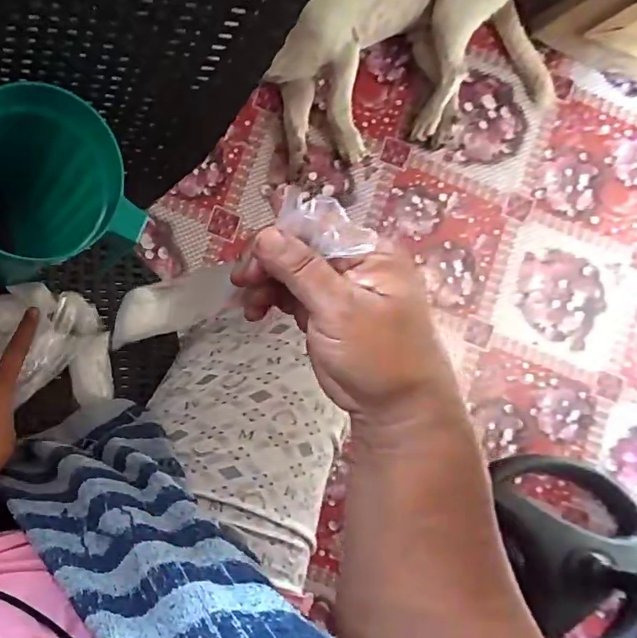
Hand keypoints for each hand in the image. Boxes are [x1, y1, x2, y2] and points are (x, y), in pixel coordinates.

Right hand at [230, 228, 459, 430]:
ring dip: (263, 285)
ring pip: (288, 272)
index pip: (313, 230)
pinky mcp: (324, 311)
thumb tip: (266, 235)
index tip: (249, 268)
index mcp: (369, 253)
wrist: (394, 407)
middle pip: (296, 249)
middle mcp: (354, 264)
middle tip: (241, 286)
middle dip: (265, 266)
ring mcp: (338, 288)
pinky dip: (271, 300)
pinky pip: (291, 294)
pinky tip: (258, 313)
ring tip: (251, 308)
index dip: (275, 242)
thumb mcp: (338, 309)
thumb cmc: (377, 356)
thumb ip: (301, 269)